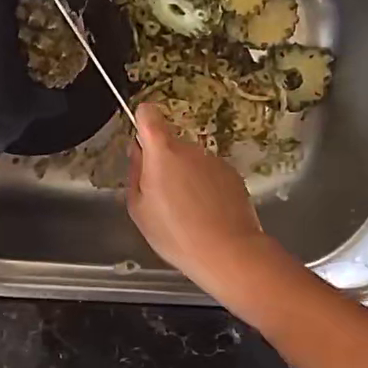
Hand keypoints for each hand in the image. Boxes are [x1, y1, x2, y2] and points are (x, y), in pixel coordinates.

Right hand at [125, 103, 274, 283]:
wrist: (227, 250)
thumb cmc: (175, 233)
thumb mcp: (139, 209)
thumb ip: (135, 173)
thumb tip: (137, 153)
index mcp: (162, 152)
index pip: (149, 116)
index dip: (142, 120)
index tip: (142, 138)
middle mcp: (190, 149)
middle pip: (170, 145)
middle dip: (164, 163)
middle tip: (162, 197)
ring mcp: (214, 161)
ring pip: (191, 162)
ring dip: (186, 177)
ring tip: (186, 212)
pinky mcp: (233, 175)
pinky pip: (211, 175)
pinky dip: (206, 188)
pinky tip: (206, 214)